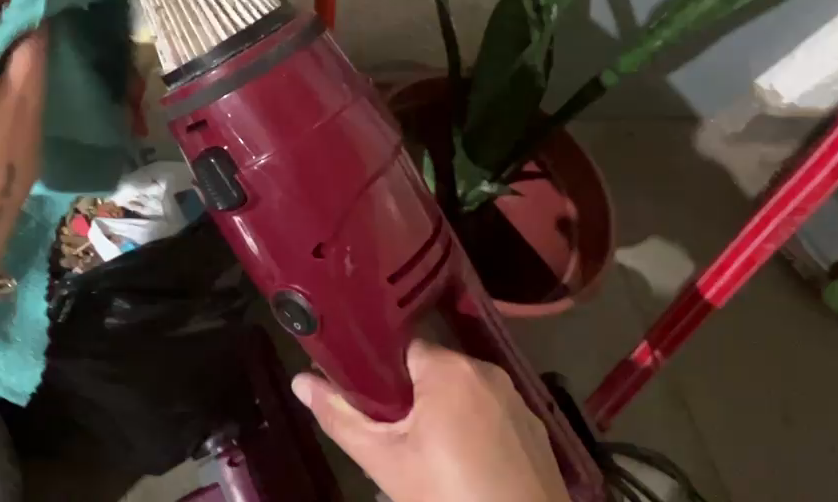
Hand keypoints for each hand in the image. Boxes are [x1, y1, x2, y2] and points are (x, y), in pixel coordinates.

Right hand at [292, 340, 569, 501]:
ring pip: (460, 395)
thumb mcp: (385, 462)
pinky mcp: (538, 434)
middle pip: (430, 372)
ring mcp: (518, 403)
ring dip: (440, 416)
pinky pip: (490, 417)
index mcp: (449, 368)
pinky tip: (463, 470)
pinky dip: (473, 433)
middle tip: (390, 438)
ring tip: (426, 459)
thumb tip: (299, 381)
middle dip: (407, 399)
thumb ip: (340, 417)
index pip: (399, 349)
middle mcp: (486, 372)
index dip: (376, 371)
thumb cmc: (450, 497)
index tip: (361, 396)